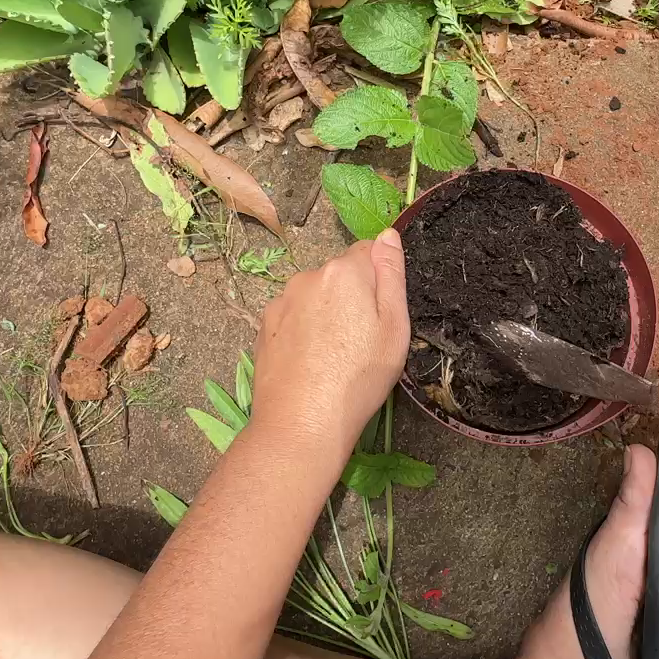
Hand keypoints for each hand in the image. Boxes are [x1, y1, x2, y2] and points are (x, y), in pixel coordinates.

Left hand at [251, 228, 408, 448]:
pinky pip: (293, 316)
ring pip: (315, 296)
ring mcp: (281, 302)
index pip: (368, 251)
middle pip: (340, 275)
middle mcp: (307, 277)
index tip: (382, 314)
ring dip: (327, 312)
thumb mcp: (394, 325)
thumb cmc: (360, 376)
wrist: (301, 423)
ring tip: (335, 354)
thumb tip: (387, 235)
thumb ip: (392, 274)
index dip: (380, 280)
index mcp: (344, 271)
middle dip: (352, 296)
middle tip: (363, 339)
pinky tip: (311, 361)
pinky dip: (304, 330)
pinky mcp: (264, 327)